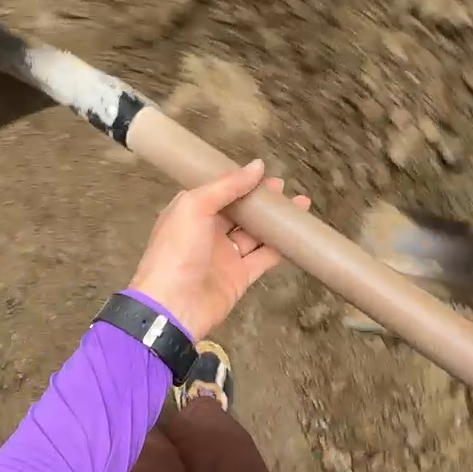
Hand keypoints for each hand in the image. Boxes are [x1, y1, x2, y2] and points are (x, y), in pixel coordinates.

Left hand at [129, 160, 309, 337]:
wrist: (173, 305)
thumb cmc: (175, 252)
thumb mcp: (195, 207)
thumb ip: (226, 186)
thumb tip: (257, 166)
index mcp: (191, 214)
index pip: (220, 193)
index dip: (241, 183)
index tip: (264, 174)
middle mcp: (208, 233)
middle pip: (240, 213)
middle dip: (261, 202)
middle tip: (284, 191)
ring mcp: (225, 257)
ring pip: (255, 234)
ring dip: (276, 222)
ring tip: (299, 206)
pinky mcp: (240, 277)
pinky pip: (264, 258)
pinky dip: (281, 248)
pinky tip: (298, 235)